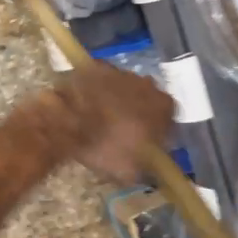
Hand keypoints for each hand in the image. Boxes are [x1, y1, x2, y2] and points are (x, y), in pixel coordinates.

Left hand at [32, 63, 173, 183]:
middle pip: (147, 100)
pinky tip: (87, 104)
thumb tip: (144, 169)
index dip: (157, 133)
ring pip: (125, 88)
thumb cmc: (105, 148)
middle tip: (121, 131)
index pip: (168, 121)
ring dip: (117, 100)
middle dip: (137, 113)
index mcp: (164, 108)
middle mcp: (149, 84)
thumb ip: (144, 167)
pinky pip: (102, 79)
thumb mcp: (130, 171)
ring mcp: (123, 72)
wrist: (70, 122)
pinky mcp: (97, 66)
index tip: (145, 144)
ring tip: (100, 118)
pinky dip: (97, 90)